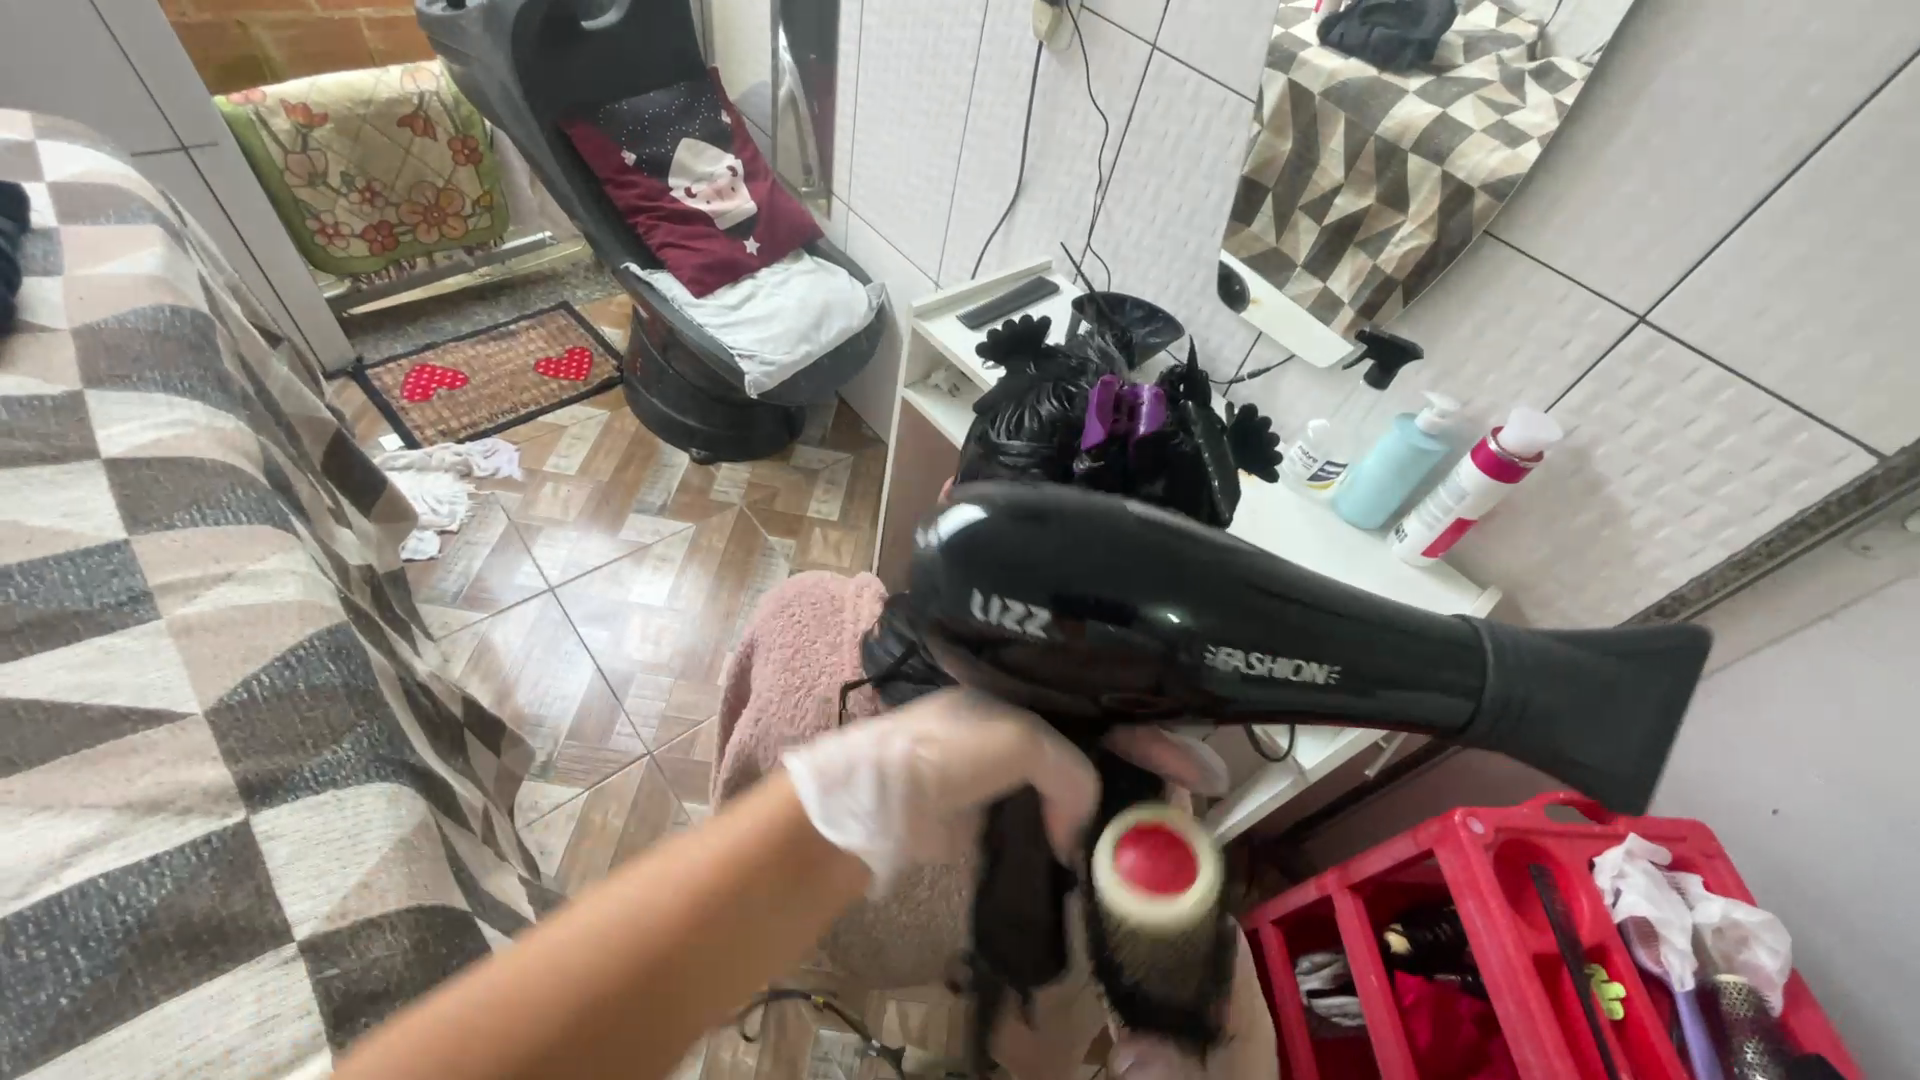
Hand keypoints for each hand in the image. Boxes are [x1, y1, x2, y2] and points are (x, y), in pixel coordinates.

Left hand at [782, 689, 1099, 891]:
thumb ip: (1067, 770)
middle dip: (1070, 793)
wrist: (876, 802)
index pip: (1059, 727)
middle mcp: (986, 736)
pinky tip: (1048, 857)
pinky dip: (1029, 843)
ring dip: (1052, 822)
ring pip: (1032, 798)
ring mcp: (972, 779)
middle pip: (1047, 764)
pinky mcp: (961, 821)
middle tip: (1093, 827)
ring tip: (1074, 847)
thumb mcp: (1021, 743)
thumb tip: (1076, 825)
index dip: (1083, 757)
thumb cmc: (948, 757)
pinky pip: (1010, 829)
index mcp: (998, 703)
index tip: (1102, 794)